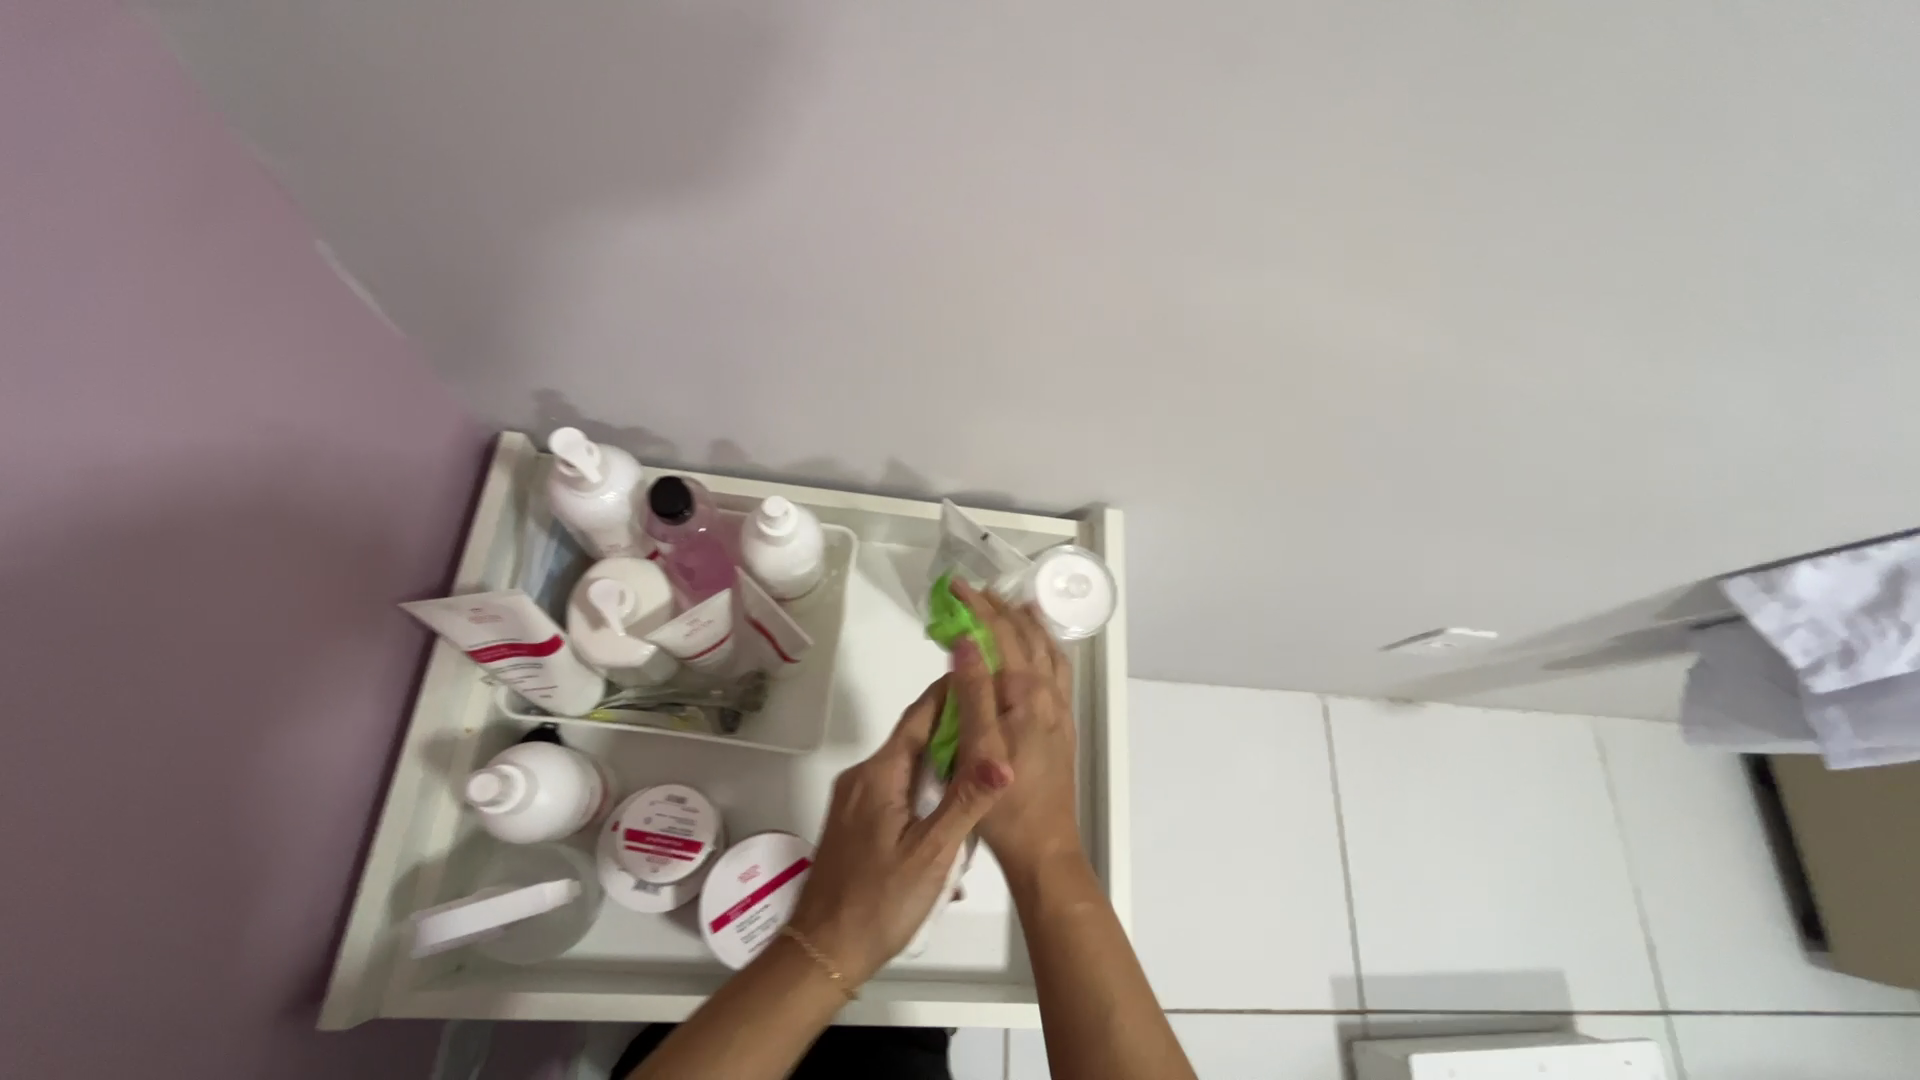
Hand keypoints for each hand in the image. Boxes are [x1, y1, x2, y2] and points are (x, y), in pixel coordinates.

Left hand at [785, 675, 1012, 984]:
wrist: (823, 950)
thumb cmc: (879, 901)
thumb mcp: (932, 853)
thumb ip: (967, 801)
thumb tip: (1002, 756)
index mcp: (879, 774)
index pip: (921, 715)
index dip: (952, 692)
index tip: (985, 677)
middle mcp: (863, 776)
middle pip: (915, 740)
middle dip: (955, 734)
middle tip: (997, 731)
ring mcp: (855, 799)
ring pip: (908, 769)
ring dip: (942, 771)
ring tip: (982, 777)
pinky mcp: (855, 821)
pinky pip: (897, 793)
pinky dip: (925, 796)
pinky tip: (951, 823)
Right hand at [949, 580, 1083, 878]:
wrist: (1045, 849)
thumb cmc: (1005, 804)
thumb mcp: (979, 749)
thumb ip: (974, 693)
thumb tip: (966, 642)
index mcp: (1026, 695)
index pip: (1001, 635)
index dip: (978, 607)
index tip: (956, 586)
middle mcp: (1049, 695)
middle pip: (1028, 637)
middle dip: (1001, 609)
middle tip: (976, 591)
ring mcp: (1058, 711)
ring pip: (1048, 652)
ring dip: (1028, 625)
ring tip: (1014, 606)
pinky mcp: (1061, 728)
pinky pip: (1057, 672)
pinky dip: (1045, 650)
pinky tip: (1038, 656)